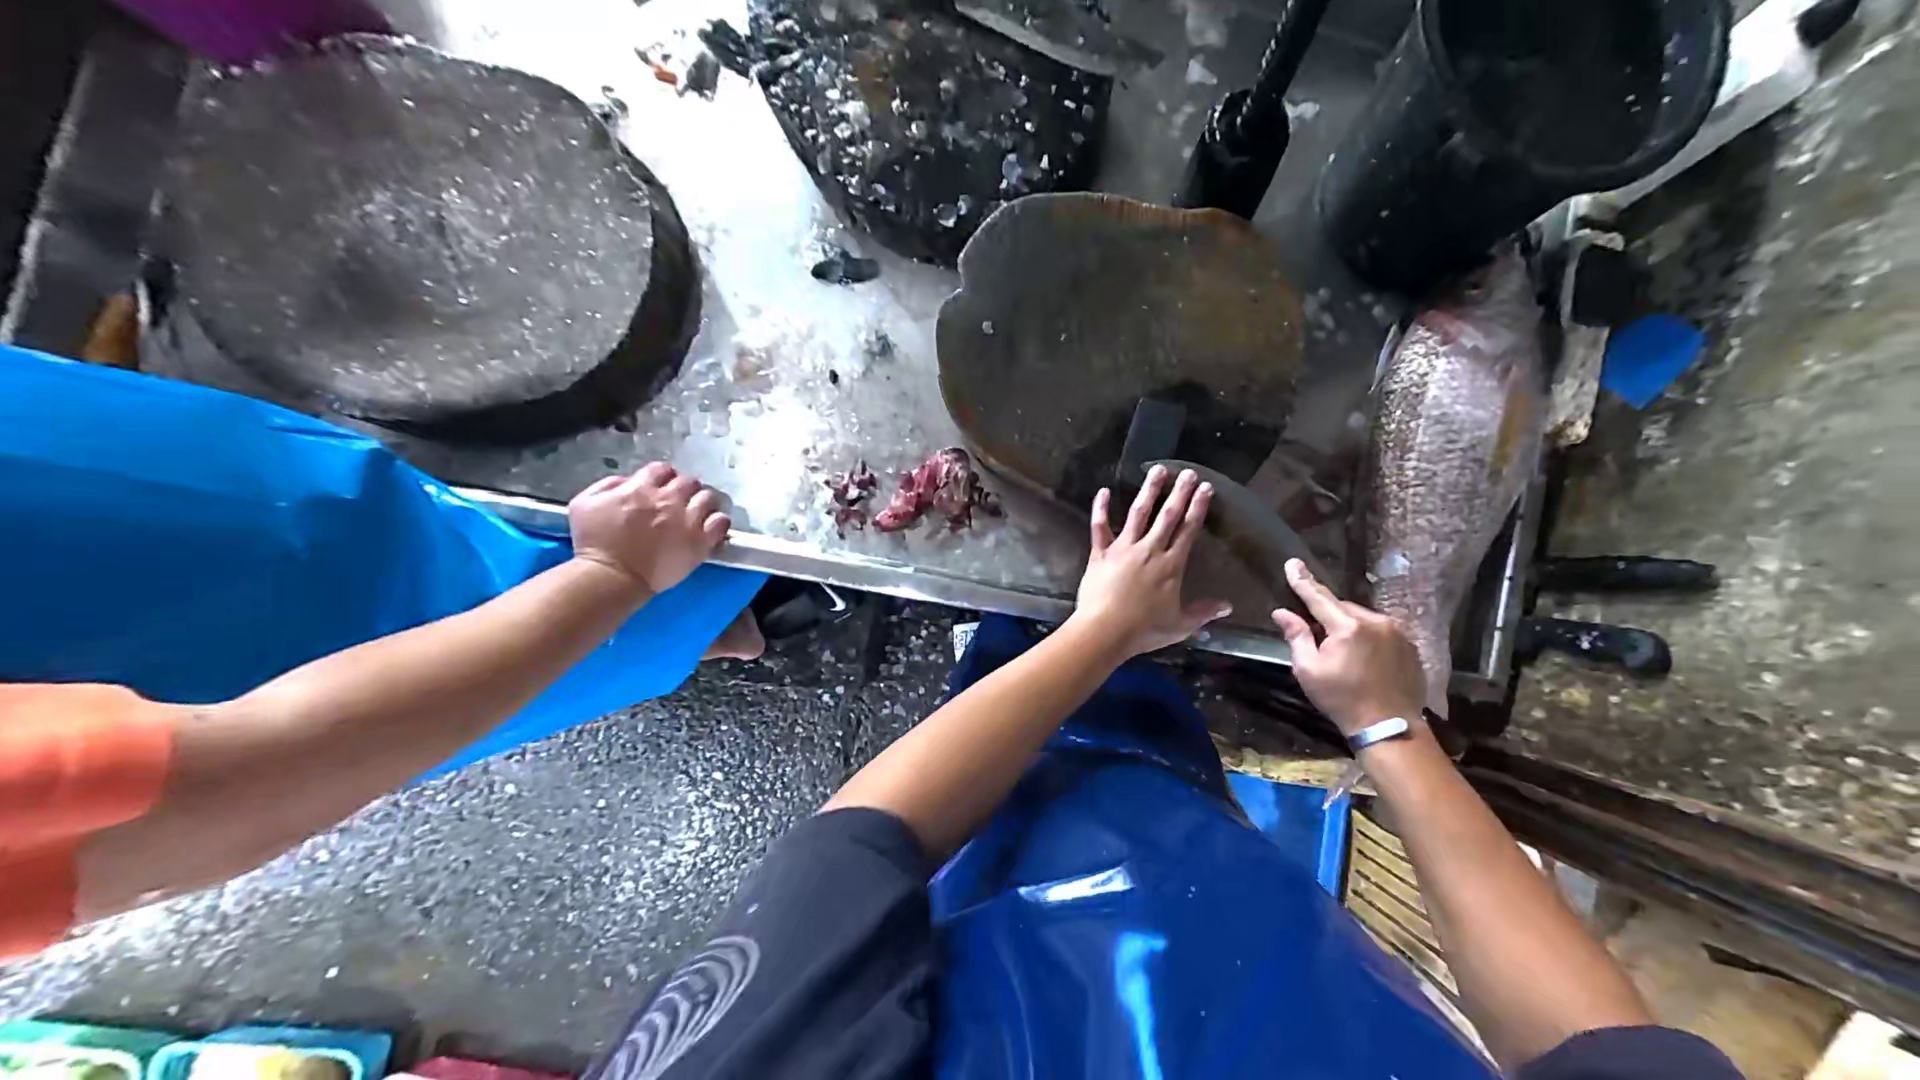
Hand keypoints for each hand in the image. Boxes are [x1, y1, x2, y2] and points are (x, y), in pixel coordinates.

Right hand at [568, 463, 729, 593]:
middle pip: (688, 481)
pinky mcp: (700, 541)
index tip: (662, 488)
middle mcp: (668, 499)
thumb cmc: (594, 543)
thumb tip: (629, 481)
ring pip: (708, 497)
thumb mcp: (585, 503)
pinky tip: (711, 528)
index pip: (663, 469)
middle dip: (684, 489)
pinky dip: (718, 522)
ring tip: (697, 513)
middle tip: (679, 503)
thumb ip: (608, 485)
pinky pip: (721, 522)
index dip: (663, 477)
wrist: (613, 576)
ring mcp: (688, 520)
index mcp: (641, 488)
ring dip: (702, 502)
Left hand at [1071, 465, 1231, 659]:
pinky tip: (1103, 490)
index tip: (1205, 488)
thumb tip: (1227, 605)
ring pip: (1138, 514)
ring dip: (1148, 491)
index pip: (1188, 530)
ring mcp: (1123, 549)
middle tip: (1187, 472)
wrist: (1105, 630)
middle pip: (1167, 516)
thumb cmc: (1144, 629)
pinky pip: (1099, 527)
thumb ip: (1203, 612)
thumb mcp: (1180, 624)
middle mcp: (1149, 550)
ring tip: (1157, 470)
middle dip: (1179, 493)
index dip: (1198, 508)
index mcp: (1171, 565)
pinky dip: (1100, 509)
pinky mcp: (1100, 554)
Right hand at [1271, 559, 1425, 737]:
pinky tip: (1363, 658)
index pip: (1318, 597)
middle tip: (1316, 633)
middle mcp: (1376, 622)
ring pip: (1363, 619)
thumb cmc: (1341, 699)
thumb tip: (1282, 612)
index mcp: (1347, 627)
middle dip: (1327, 614)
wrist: (1389, 727)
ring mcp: (1398, 633)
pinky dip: (1368, 637)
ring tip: (1342, 650)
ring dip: (1349, 626)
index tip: (1292, 563)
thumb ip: (1297, 636)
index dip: (1302, 581)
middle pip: (1342, 607)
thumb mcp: (1308, 670)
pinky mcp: (1410, 646)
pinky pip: (1381, 631)